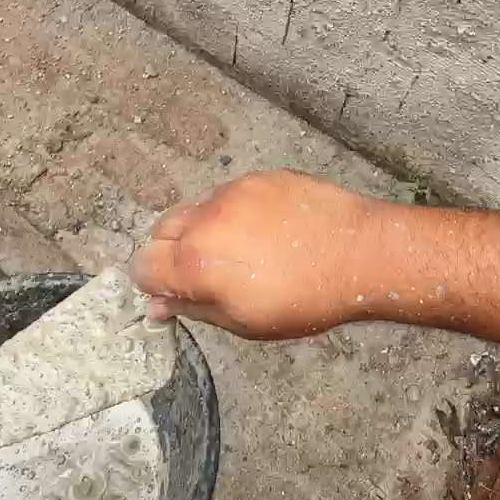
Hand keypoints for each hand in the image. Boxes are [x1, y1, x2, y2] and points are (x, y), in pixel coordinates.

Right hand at [129, 169, 384, 339]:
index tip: (176, 291)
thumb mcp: (243, 322)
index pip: (141, 265)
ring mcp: (234, 192)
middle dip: (173, 252)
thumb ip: (193, 309)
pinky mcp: (260, 177)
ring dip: (205, 229)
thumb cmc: (304, 298)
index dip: (155, 282)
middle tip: (208, 272)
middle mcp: (207, 220)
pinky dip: (236, 211)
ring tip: (246, 251)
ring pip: (197, 209)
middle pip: (162, 230)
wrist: (358, 253)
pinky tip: (268, 230)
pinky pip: (231, 194)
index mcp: (196, 262)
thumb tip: (159, 304)